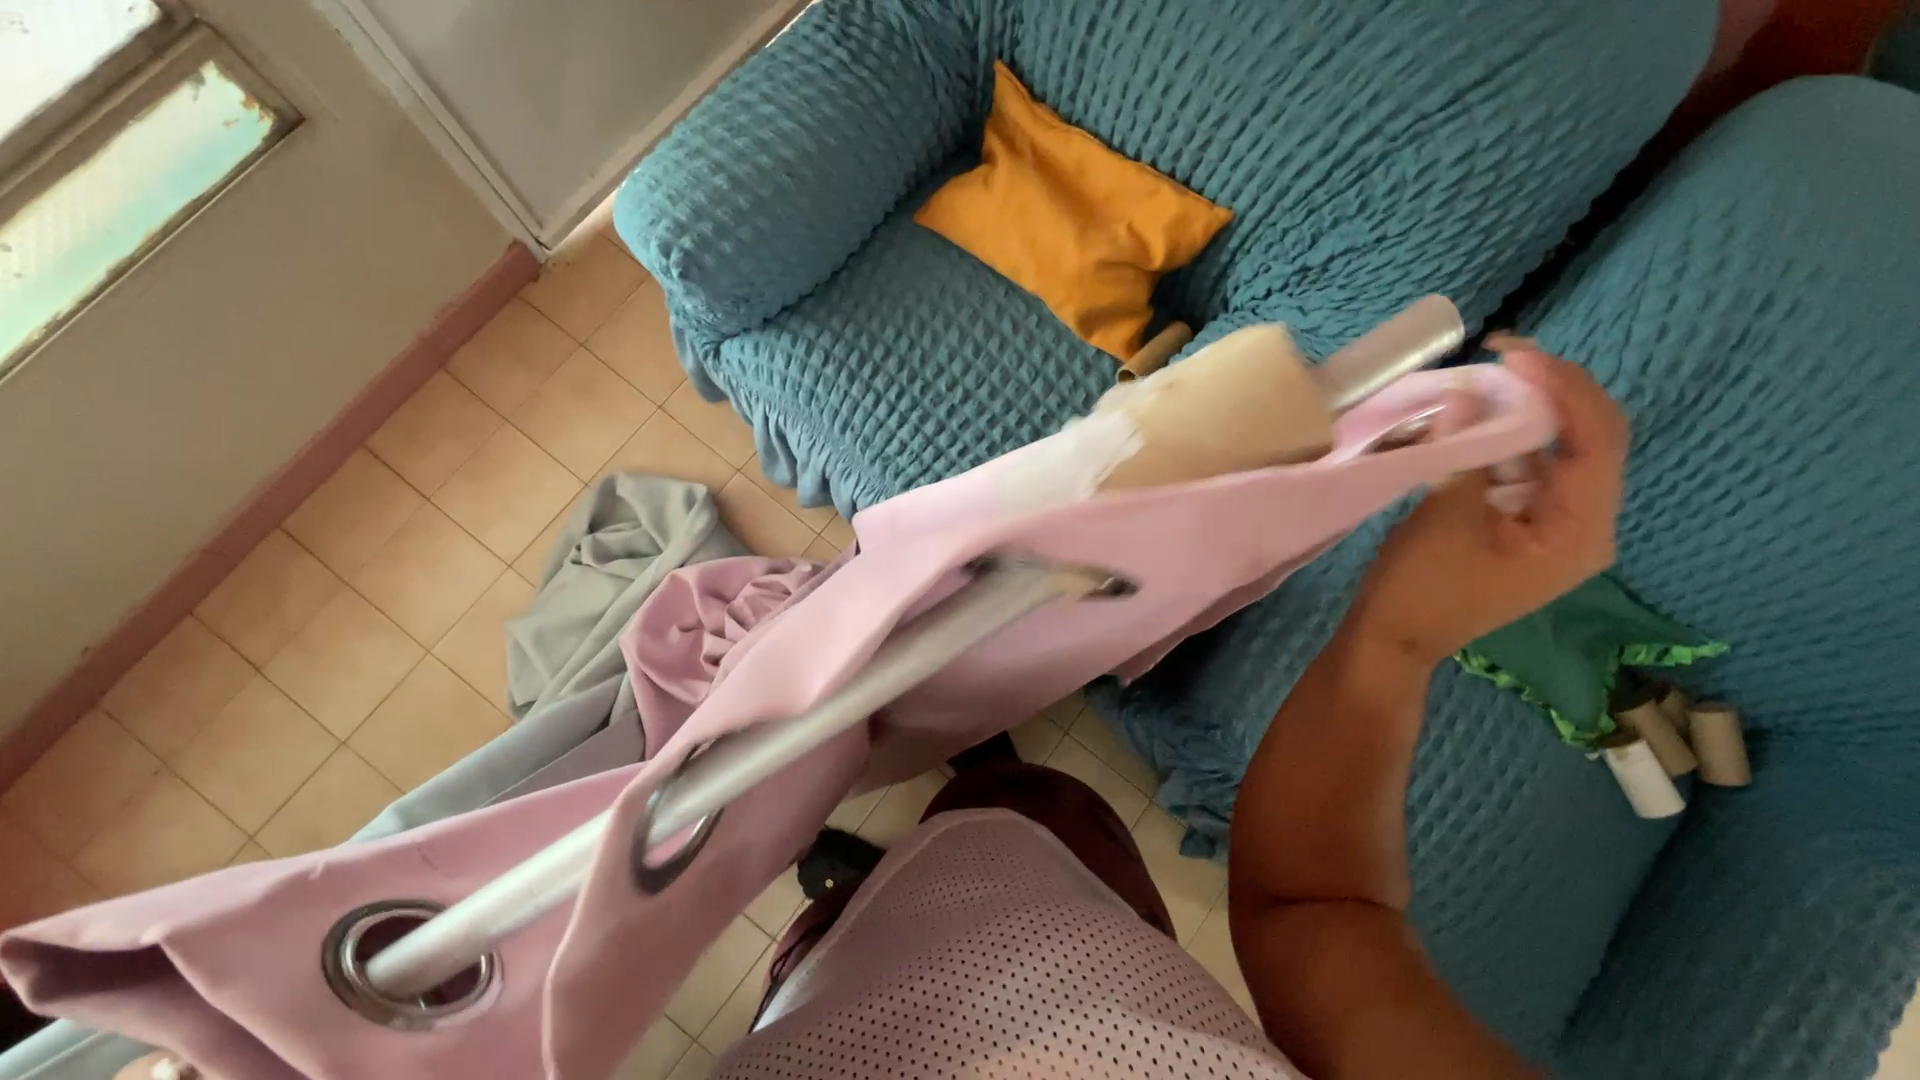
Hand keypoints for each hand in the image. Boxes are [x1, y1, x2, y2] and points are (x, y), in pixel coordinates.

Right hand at [1346, 339, 1627, 664]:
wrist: (1395, 639)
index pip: (1597, 441)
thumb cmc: (1422, 588)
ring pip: (1558, 451)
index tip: (1514, 355)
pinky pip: (1528, 471)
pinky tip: (1474, 418)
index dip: (1563, 389)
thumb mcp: (1444, 515)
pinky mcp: (1525, 527)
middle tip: (1504, 354)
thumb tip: (1467, 392)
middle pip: (1590, 439)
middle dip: (1551, 392)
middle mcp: (1585, 526)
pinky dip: (1505, 441)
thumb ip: (1465, 450)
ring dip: (1526, 413)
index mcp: (1581, 531)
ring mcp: (1556, 527)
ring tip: (1486, 378)